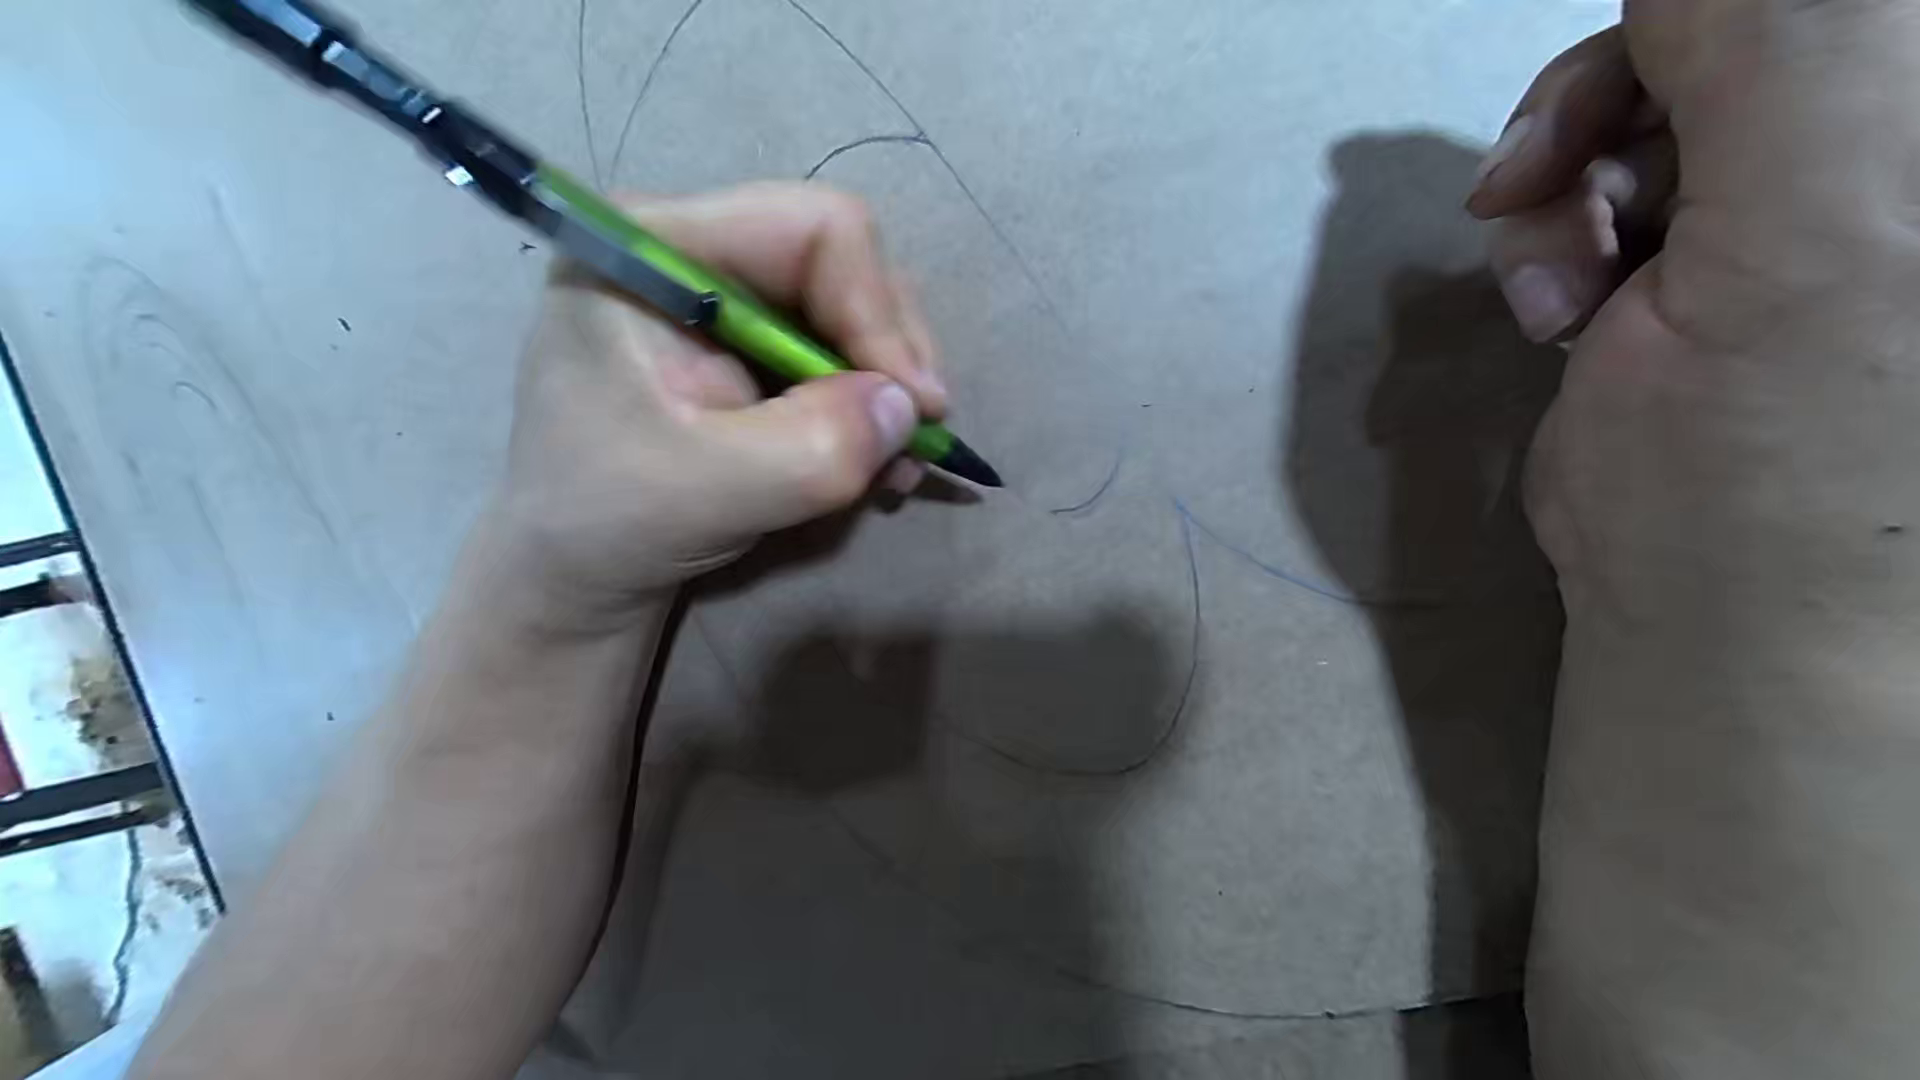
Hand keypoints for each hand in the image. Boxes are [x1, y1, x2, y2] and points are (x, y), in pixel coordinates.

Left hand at [484, 182, 949, 631]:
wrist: (580, 565)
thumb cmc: (610, 521)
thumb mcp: (711, 490)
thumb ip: (817, 446)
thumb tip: (910, 408)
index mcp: (660, 248)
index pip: (816, 231)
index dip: (879, 314)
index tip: (913, 407)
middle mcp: (701, 256)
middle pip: (847, 267)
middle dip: (893, 357)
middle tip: (916, 439)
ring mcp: (731, 304)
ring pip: (855, 315)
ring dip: (891, 390)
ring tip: (896, 465)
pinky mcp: (752, 351)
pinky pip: (842, 358)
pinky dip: (873, 411)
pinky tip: (875, 461)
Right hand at [1468, 0, 1919, 606]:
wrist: (1706, 589)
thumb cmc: (1787, 440)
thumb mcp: (1819, 224)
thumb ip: (1787, 48)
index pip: (1814, 3)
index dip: (1682, 26)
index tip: (1605, 91)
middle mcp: (1890, 140)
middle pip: (1715, 42)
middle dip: (1594, 112)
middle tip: (1517, 190)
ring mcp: (1787, 201)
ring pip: (1638, 123)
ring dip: (1558, 202)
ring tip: (1556, 297)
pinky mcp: (1689, 264)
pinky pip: (1599, 201)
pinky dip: (1554, 248)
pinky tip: (1559, 312)